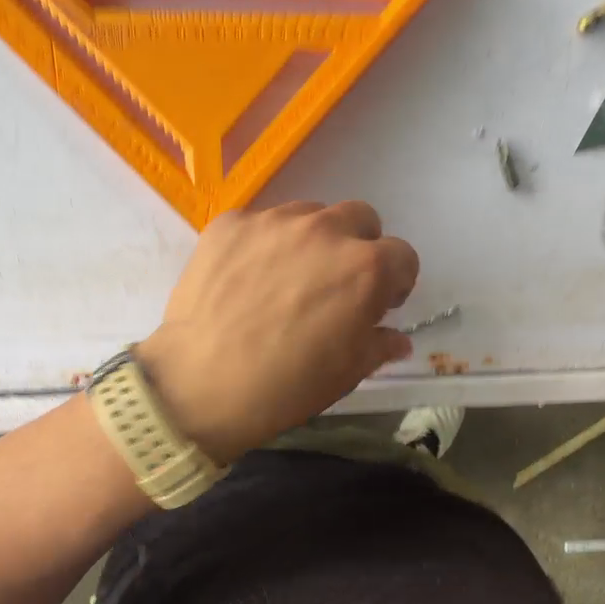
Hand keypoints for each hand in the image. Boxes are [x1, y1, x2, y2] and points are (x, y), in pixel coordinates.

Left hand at [133, 201, 420, 462]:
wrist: (201, 386)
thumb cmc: (285, 388)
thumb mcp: (344, 376)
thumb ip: (377, 347)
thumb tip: (396, 340)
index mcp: (366, 269)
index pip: (402, 256)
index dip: (395, 283)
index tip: (378, 306)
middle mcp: (326, 231)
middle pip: (360, 219)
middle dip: (358, 248)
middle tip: (335, 286)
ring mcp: (274, 221)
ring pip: (309, 215)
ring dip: (312, 241)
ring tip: (287, 281)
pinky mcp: (229, 224)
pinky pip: (260, 224)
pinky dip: (263, 245)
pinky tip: (246, 281)